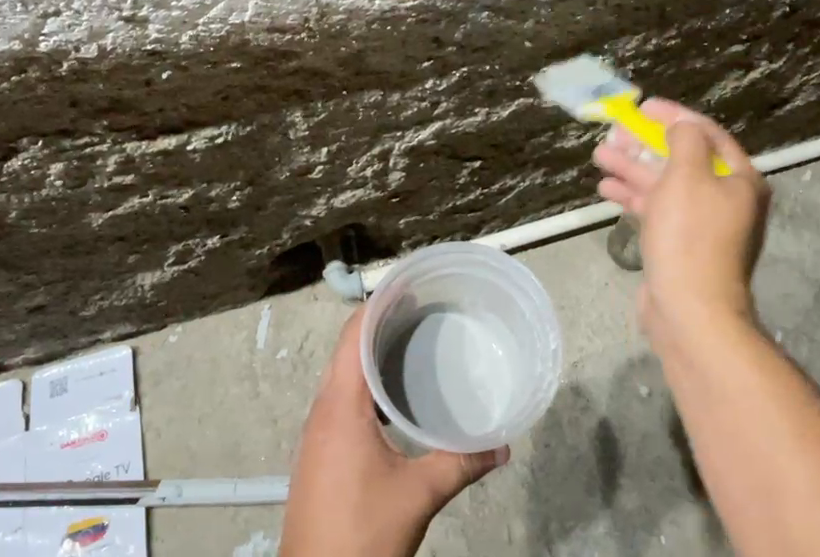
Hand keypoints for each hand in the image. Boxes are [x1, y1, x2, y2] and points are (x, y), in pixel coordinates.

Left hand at [279, 308, 508, 556]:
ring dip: (374, 355)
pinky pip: (343, 400)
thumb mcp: (417, 496)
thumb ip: (460, 464)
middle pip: (348, 349)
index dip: (379, 303)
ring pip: (344, 376)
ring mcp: (317, 434)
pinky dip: (368, 386)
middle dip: (382, 324)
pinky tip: (397, 401)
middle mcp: (322, 410)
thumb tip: (502, 445)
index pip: (354, 334)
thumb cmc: (361, 532)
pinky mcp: (320, 454)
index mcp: (340, 406)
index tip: (412, 286)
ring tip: (415, 346)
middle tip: (426, 311)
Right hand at [592, 99, 771, 340]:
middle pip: (682, 159)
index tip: (642, 106)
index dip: (673, 116)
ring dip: (633, 168)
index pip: (706, 133)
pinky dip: (634, 197)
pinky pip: (657, 210)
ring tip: (600, 155)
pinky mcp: (682, 246)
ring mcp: (704, 226)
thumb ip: (684, 141)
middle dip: (645, 144)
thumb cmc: (691, 236)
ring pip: (665, 185)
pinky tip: (606, 189)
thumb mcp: (688, 176)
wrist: (690, 311)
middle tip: (614, 133)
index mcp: (740, 180)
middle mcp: (727, 200)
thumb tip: (681, 126)